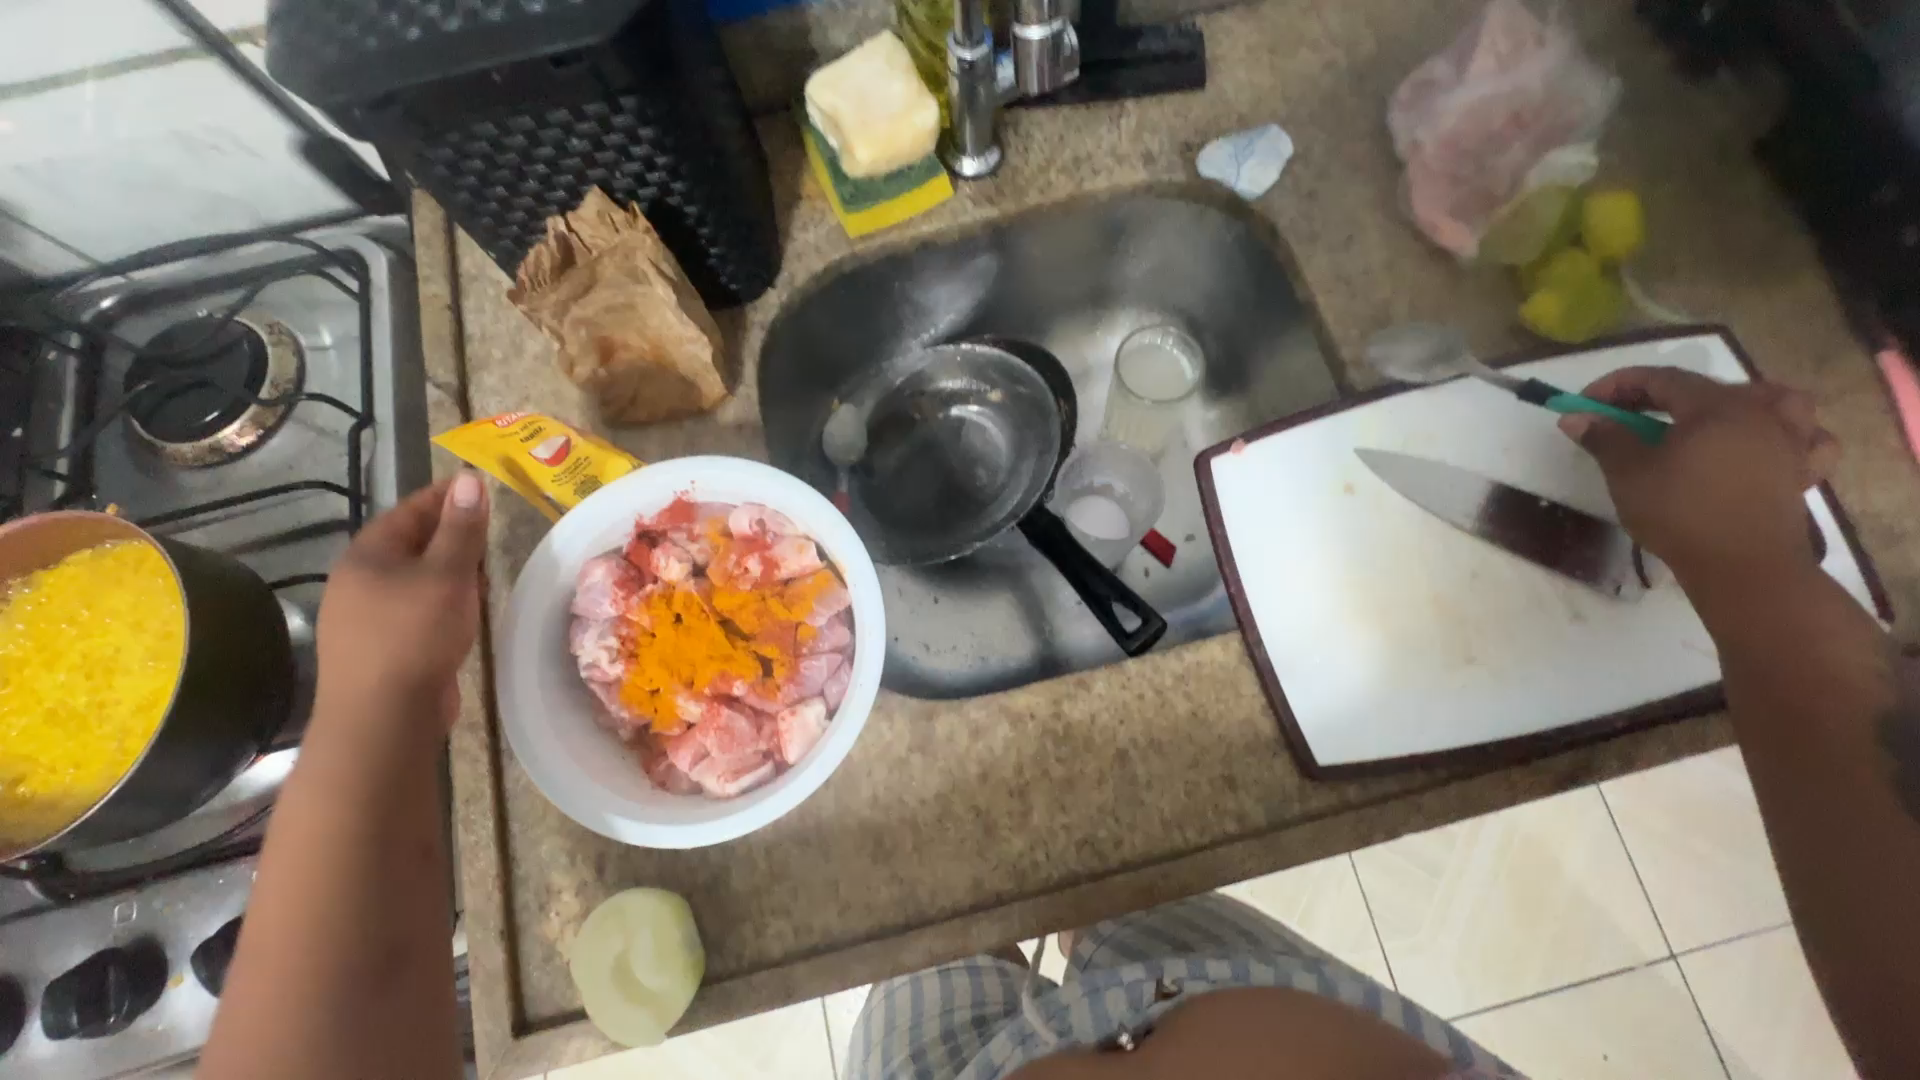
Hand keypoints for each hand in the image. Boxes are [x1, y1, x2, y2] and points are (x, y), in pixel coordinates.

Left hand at [315, 471, 488, 732]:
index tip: (481, 488)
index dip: (445, 497)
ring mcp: (365, 617)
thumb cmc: (415, 635)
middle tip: (490, 533)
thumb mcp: (448, 574)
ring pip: (414, 579)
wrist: (382, 715)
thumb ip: (461, 529)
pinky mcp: (380, 647)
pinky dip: (442, 601)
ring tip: (484, 574)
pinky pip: (416, 609)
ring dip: (449, 571)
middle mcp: (358, 581)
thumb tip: (467, 479)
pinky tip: (464, 614)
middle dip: (450, 535)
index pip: (409, 511)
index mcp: (367, 556)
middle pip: (410, 544)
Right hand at [1558, 367, 1836, 590]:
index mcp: (1717, 406)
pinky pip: (1805, 438)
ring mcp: (1791, 441)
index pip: (1661, 379)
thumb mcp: (1628, 472)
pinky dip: (1786, 434)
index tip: (1583, 404)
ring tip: (1707, 417)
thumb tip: (1576, 417)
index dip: (1617, 385)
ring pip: (1771, 402)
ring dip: (1734, 402)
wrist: (1742, 564)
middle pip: (1707, 388)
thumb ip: (1605, 438)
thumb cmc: (1679, 511)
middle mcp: (1761, 413)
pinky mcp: (1802, 471)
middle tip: (1622, 416)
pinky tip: (1767, 443)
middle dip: (1658, 396)